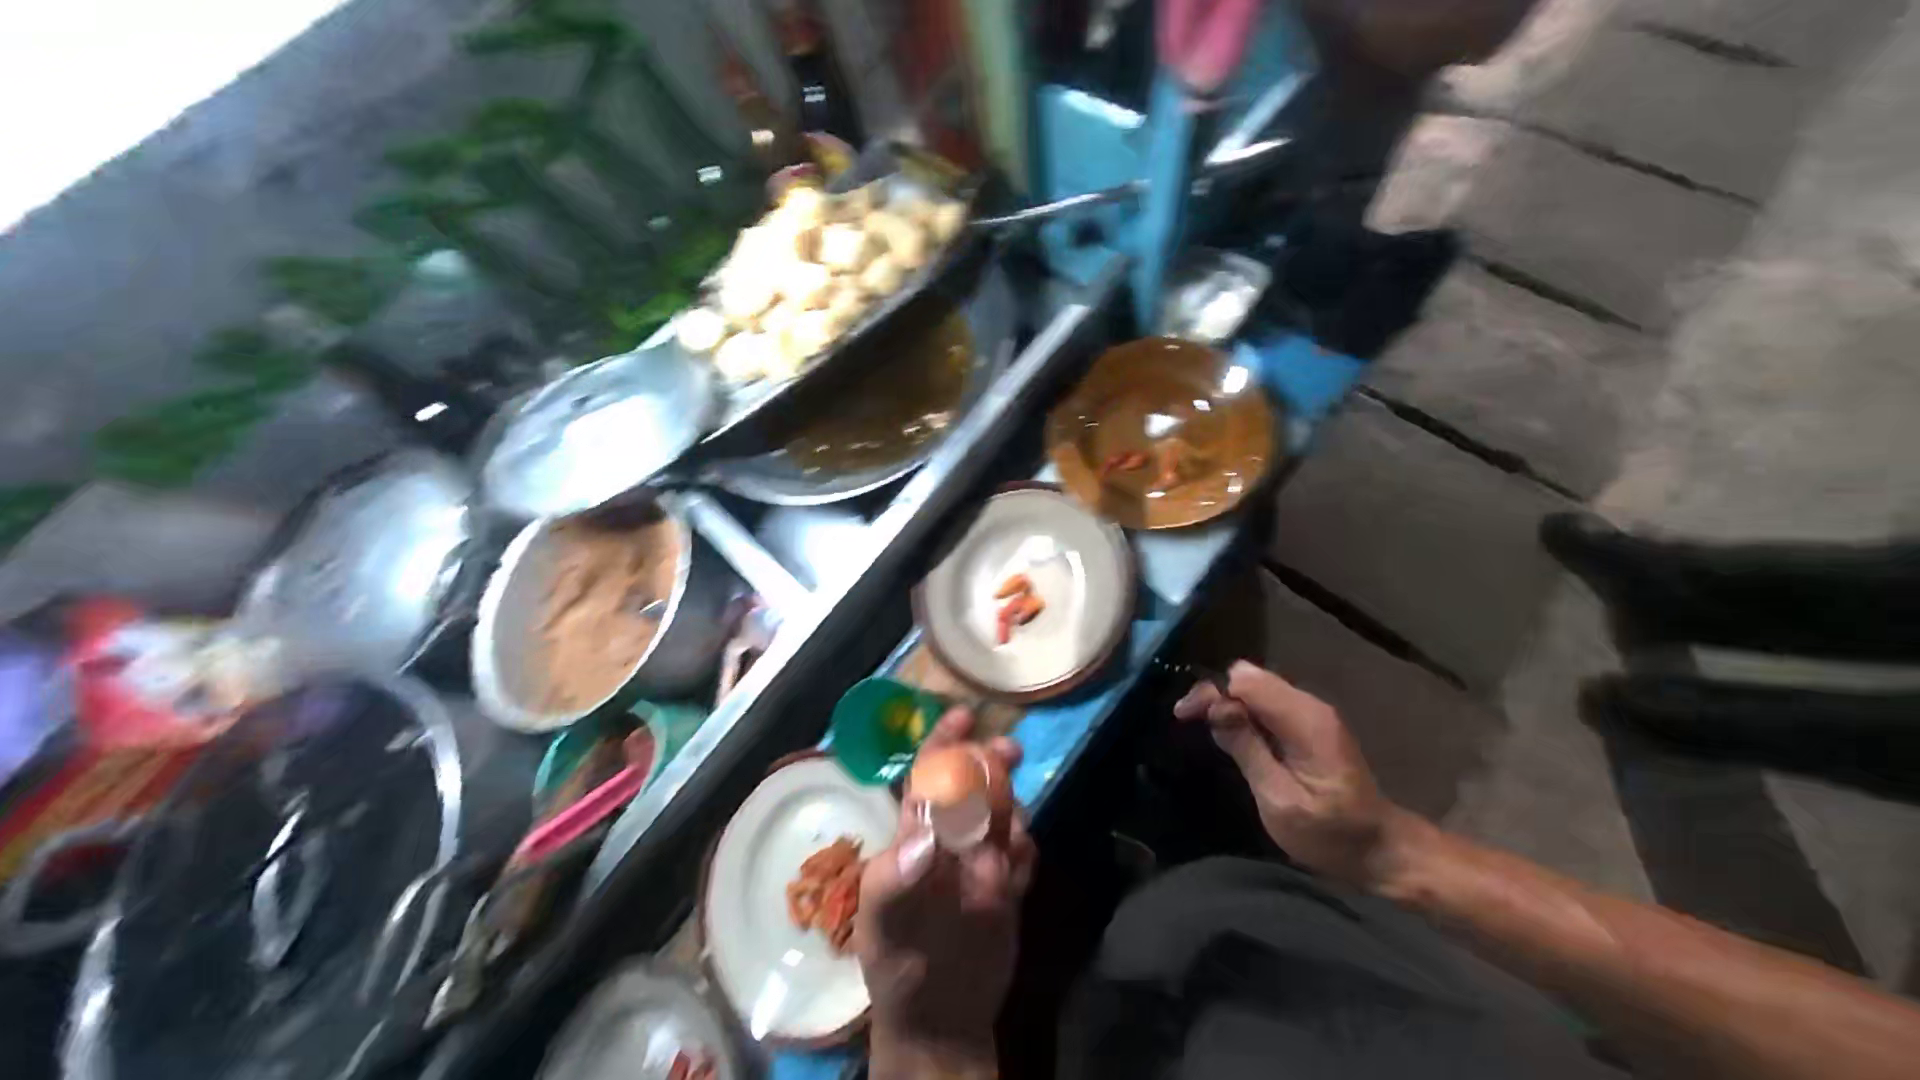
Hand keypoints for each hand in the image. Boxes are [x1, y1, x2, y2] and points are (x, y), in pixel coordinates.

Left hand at [856, 709, 1033, 1077]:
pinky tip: (1015, 876)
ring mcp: (980, 859)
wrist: (941, 1022)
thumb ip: (897, 877)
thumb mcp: (884, 922)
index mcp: (913, 834)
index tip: (964, 716)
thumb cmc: (897, 965)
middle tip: (1010, 751)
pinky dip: (1025, 852)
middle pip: (973, 783)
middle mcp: (948, 837)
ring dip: (1010, 811)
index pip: (927, 775)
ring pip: (1002, 812)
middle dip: (991, 762)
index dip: (943, 742)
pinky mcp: (1008, 885)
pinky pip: (1024, 853)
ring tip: (1005, 849)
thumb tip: (924, 837)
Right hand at [1174, 661, 1421, 890]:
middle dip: (1216, 694)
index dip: (1211, 692)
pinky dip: (1244, 713)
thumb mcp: (1281, 800)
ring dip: (1229, 703)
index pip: (1245, 681)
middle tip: (1192, 722)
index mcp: (1305, 721)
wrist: (1383, 850)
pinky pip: (1267, 702)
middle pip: (1249, 677)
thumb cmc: (1332, 835)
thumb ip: (1247, 749)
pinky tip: (1234, 735)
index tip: (1185, 716)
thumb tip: (1216, 706)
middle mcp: (1310, 706)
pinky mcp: (1310, 724)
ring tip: (1210, 731)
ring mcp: (1313, 713)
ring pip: (1256, 687)